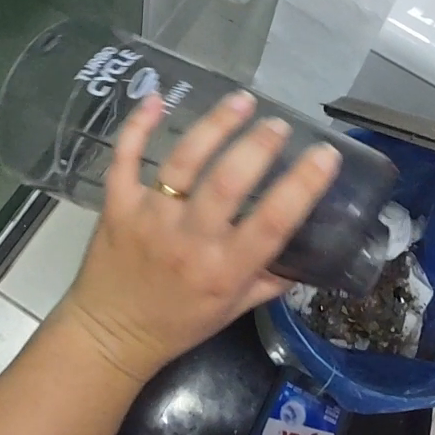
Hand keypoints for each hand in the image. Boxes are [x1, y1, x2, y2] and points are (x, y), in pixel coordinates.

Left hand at [53, 90, 341, 382]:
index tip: (324, 154)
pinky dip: (138, 125)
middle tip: (278, 124)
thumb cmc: (178, 323)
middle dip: (258, 146)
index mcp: (224, 270)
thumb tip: (308, 250)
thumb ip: (270, 279)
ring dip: (215, 125)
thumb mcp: (234, 310)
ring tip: (241, 101)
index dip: (302, 184)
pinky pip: (125, 158)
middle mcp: (189, 241)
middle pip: (227, 182)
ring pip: (184, 161)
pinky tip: (156, 97)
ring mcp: (150, 218)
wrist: (109, 336)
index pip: (272, 222)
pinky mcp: (117, 205)